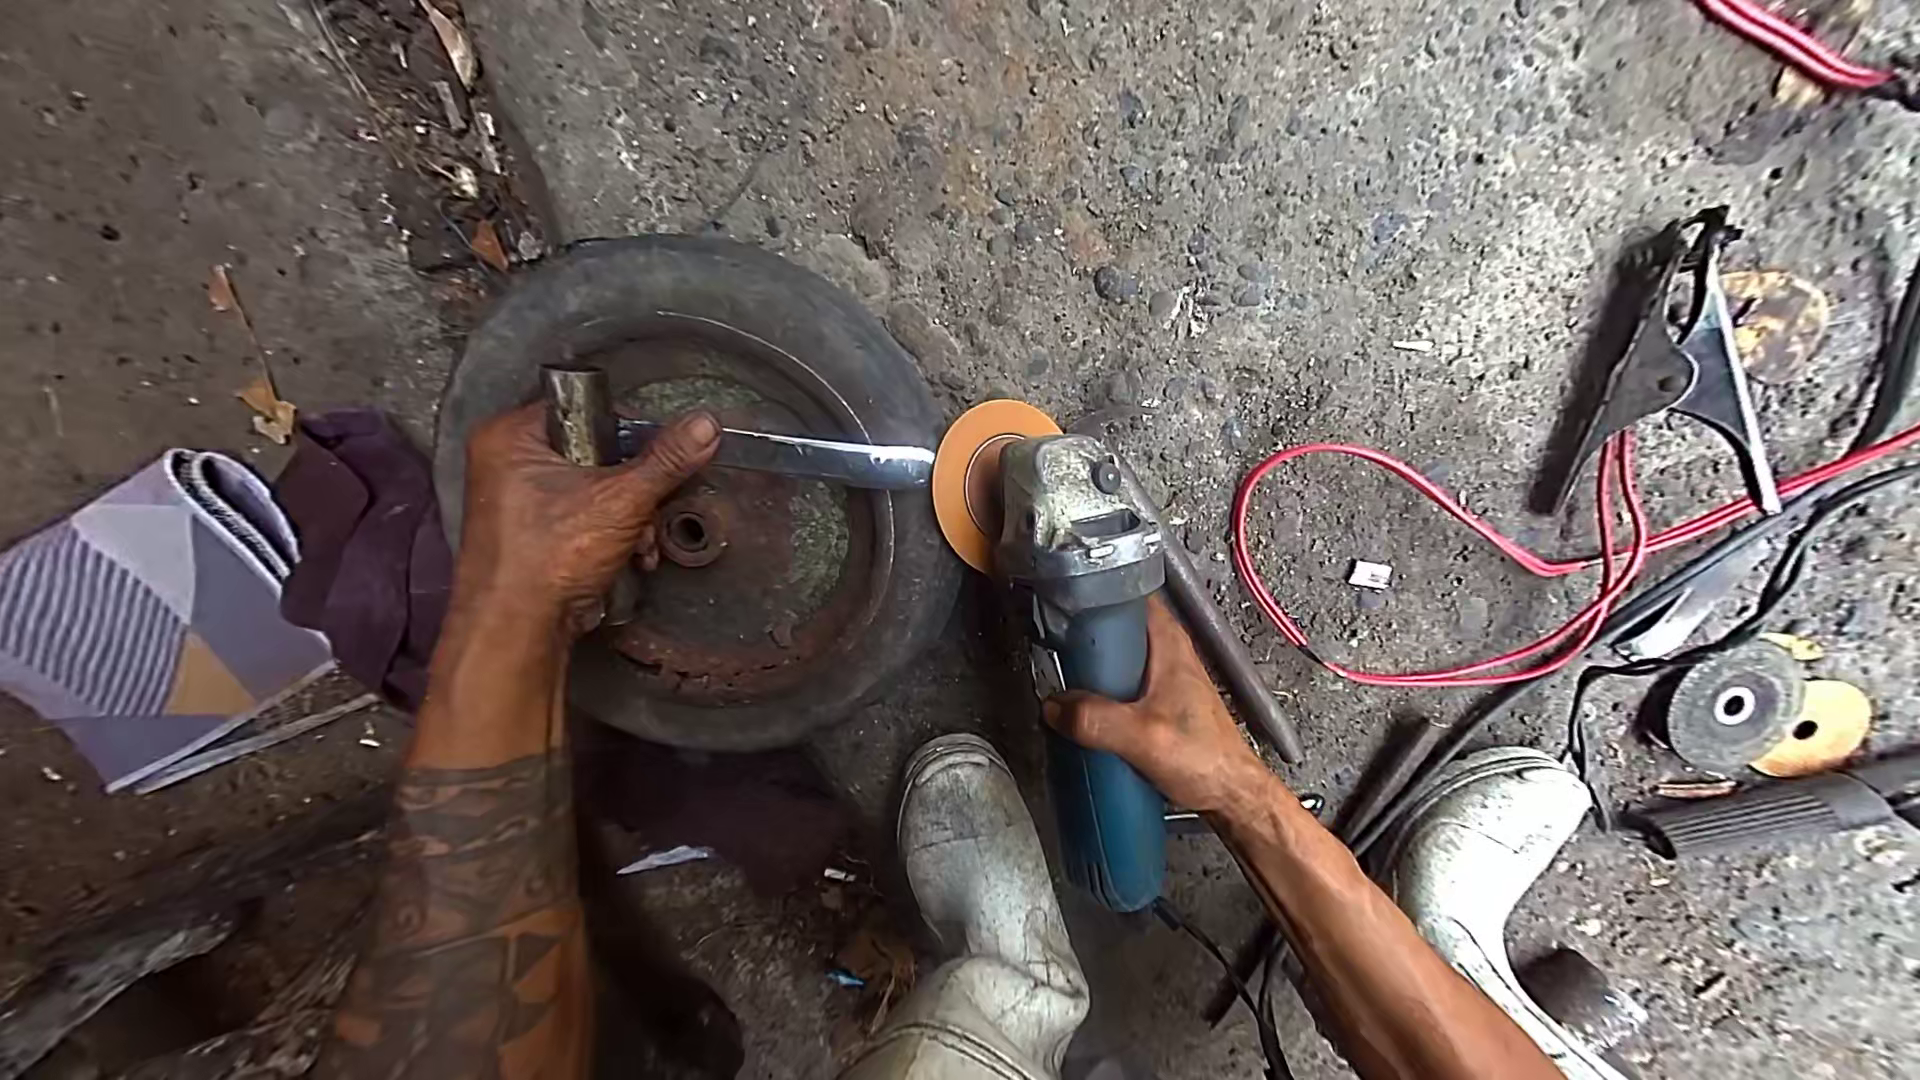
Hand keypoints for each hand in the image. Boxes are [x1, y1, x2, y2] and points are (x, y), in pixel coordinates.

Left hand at [456, 402, 719, 630]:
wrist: (520, 627)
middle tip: (646, 507)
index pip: (589, 408)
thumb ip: (667, 460)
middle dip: (639, 488)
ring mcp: (525, 497)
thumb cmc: (546, 559)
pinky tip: (629, 552)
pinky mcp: (541, 528)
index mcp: (513, 436)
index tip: (653, 459)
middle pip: (603, 452)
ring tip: (638, 539)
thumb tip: (704, 425)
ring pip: (604, 487)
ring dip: (635, 515)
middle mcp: (512, 461)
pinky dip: (620, 532)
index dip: (630, 432)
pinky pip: (594, 513)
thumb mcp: (623, 500)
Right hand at [1043, 598, 1282, 813]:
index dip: (1097, 593)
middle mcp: (1166, 653)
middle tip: (1058, 648)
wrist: (1230, 795)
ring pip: (1117, 657)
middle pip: (1116, 625)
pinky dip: (1100, 691)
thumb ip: (1095, 720)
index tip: (1067, 604)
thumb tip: (1055, 707)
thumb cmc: (1208, 760)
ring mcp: (1161, 677)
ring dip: (1091, 667)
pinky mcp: (1156, 702)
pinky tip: (1086, 709)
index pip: (1129, 595)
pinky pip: (1119, 684)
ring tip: (1066, 680)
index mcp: (1168, 643)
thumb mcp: (1142, 737)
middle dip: (1085, 633)